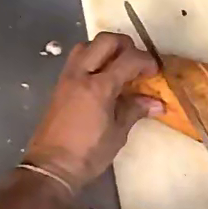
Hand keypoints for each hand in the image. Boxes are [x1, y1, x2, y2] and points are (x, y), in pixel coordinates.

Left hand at [23, 33, 161, 191]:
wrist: (50, 167)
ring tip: (118, 67)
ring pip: (87, 45)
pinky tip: (102, 79)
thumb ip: (135, 110)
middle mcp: (81, 75)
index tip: (155, 71)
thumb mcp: (118, 134)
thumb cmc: (88, 154)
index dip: (146, 61)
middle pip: (105, 41)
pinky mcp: (59, 85)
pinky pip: (77, 59)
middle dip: (126, 46)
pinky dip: (92, 59)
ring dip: (105, 49)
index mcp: (99, 87)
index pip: (128, 59)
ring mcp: (67, 77)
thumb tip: (156, 103)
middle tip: (137, 63)